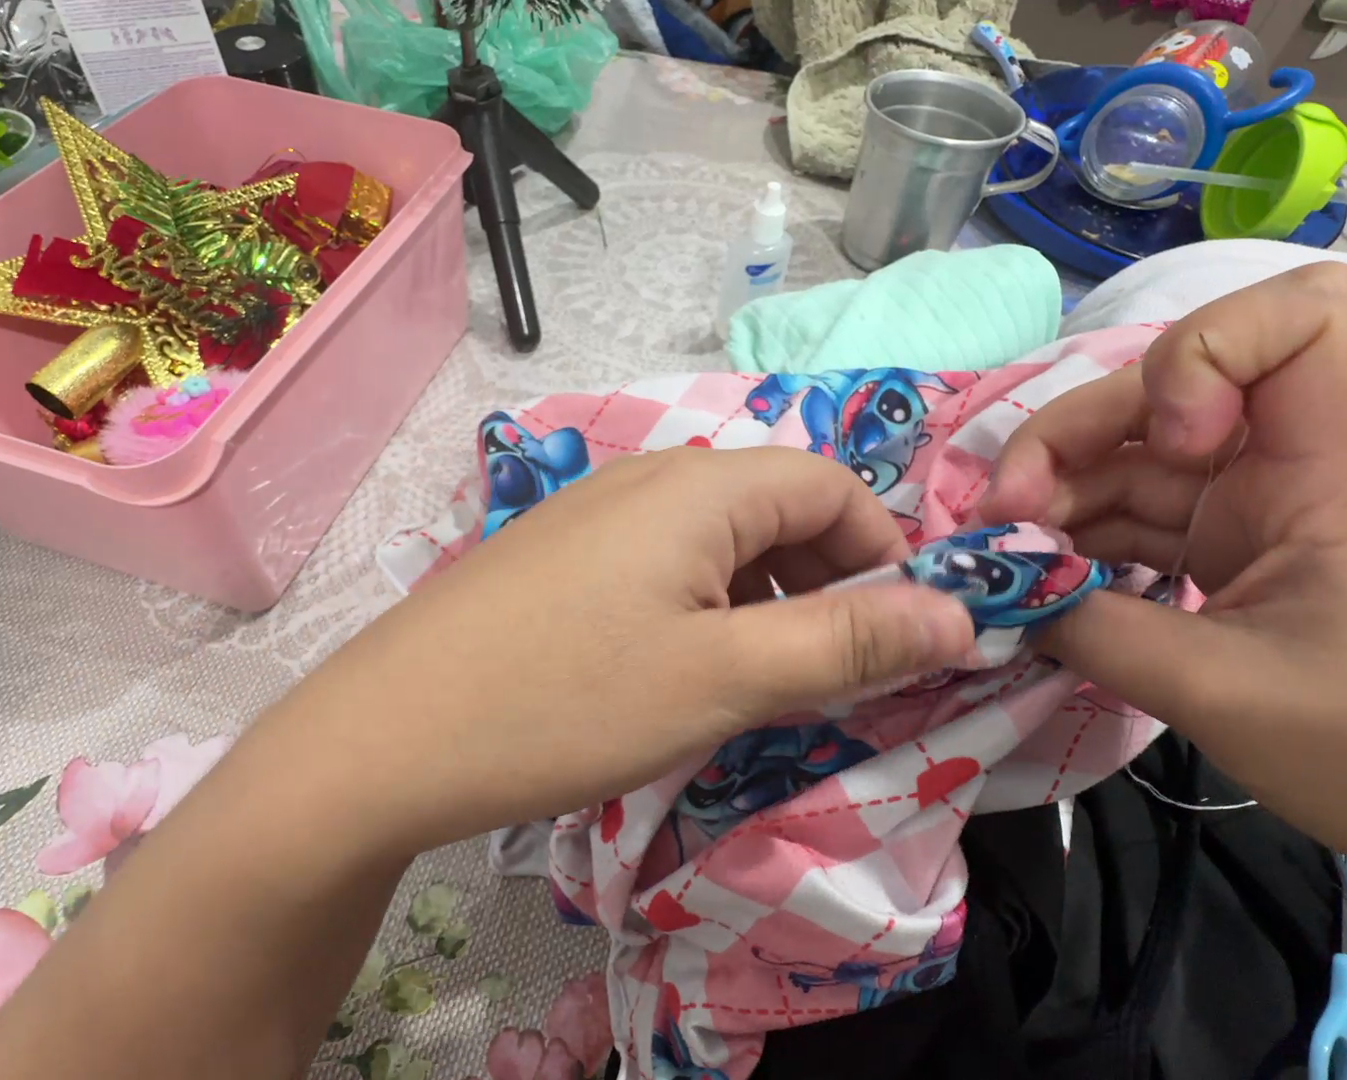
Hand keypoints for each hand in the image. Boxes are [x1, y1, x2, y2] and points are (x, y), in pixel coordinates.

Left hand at [267, 446, 975, 855]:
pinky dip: (700, 609)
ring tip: (754, 683)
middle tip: (827, 674)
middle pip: (774, 509)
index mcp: (698, 486)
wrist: (385, 738)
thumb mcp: (723, 678)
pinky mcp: (556, 557)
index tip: (898, 637)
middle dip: (822, 583)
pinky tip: (676, 672)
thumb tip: (960, 615)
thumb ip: (846, 642)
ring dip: (761, 602)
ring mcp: (591, 514)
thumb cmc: (565, 703)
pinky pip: (660, 565)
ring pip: (716, 542)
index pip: (830, 486)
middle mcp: (646, 477)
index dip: (882, 553)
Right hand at [978, 264, 1346, 933]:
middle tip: (1000, 514)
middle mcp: (1299, 468)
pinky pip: (1146, 526)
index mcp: (1341, 469)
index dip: (1208, 350)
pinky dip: (1085, 547)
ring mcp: (1265, 513)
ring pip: (1140, 466)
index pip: (1302, 320)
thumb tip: (996, 595)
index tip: (1164, 441)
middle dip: (1068, 439)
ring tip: (1003, 560)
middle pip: (1166, 396)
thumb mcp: (1219, 692)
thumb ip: (1087, 631)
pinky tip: (1041, 581)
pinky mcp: (1243, 558)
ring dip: (1060, 503)